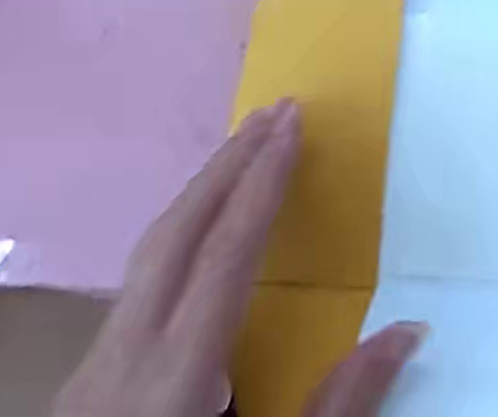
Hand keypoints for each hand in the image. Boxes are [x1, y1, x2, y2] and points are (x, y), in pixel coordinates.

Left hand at [53, 98, 427, 416]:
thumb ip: (343, 405)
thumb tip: (410, 327)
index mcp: (170, 385)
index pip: (226, 253)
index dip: (264, 181)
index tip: (292, 121)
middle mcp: (118, 362)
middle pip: (178, 232)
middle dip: (229, 162)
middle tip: (275, 110)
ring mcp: (91, 370)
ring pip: (150, 250)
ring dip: (204, 190)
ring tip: (248, 146)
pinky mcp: (87, 379)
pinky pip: (142, 277)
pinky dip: (185, 229)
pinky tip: (209, 225)